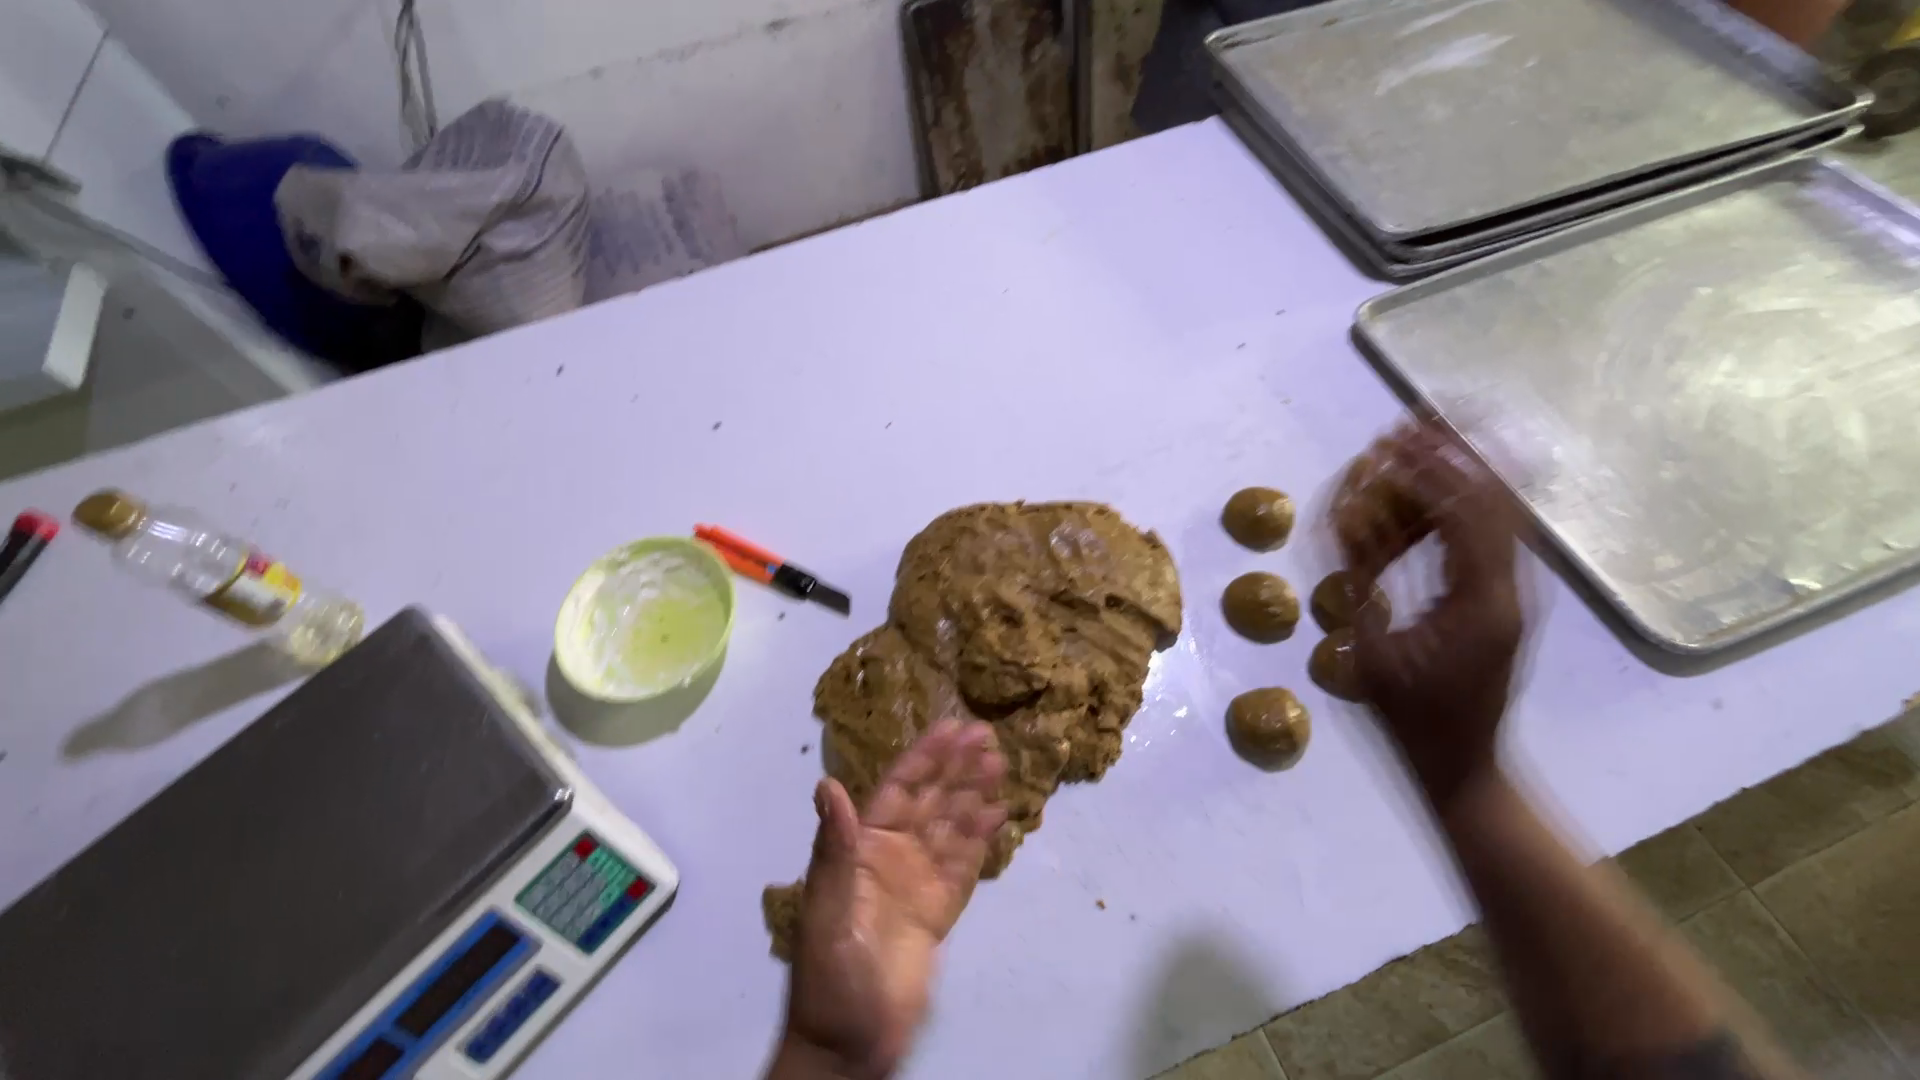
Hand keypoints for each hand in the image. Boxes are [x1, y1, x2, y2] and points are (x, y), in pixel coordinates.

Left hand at [777, 719, 1007, 1079]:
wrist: (850, 1044)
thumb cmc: (831, 976)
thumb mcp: (829, 910)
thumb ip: (835, 849)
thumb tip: (827, 783)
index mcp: (860, 848)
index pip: (897, 790)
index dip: (924, 758)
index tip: (951, 727)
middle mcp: (892, 855)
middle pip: (930, 801)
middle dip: (956, 767)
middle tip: (987, 734)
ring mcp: (918, 882)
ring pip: (951, 828)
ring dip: (973, 796)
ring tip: (1000, 765)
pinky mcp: (939, 911)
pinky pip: (964, 866)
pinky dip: (981, 840)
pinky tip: (999, 815)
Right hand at [1337, 423, 1523, 808]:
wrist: (1466, 766)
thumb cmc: (1415, 721)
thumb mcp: (1372, 657)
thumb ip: (1361, 590)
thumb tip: (1342, 526)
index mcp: (1482, 601)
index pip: (1461, 515)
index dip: (1426, 471)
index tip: (1390, 440)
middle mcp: (1510, 587)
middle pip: (1493, 499)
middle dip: (1456, 451)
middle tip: (1423, 412)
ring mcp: (1512, 593)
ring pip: (1497, 513)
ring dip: (1462, 469)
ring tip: (1430, 431)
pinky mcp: (1502, 601)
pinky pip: (1488, 538)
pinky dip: (1462, 502)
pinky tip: (1439, 482)